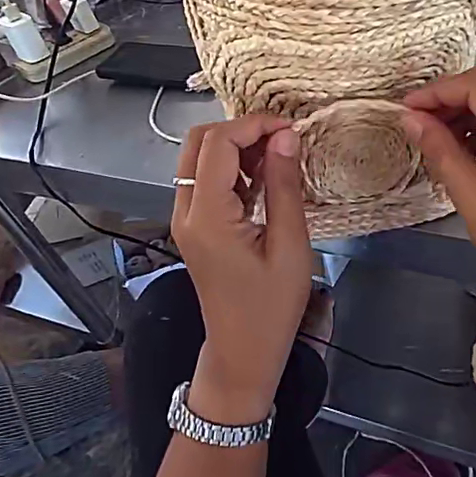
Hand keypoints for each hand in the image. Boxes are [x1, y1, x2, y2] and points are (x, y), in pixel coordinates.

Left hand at [171, 117, 313, 424]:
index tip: (290, 130)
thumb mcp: (290, 246)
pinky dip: (232, 168)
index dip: (254, 126)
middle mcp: (186, 210)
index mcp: (207, 216)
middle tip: (282, 141)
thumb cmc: (271, 306)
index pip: (218, 144)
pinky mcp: (194, 225)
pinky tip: (263, 182)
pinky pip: (205, 179)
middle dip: (241, 130)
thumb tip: (286, 138)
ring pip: (199, 157)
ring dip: (237, 148)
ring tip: (278, 161)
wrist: (242, 351)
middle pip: (198, 141)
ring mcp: (185, 217)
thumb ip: (285, 186)